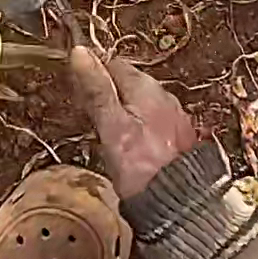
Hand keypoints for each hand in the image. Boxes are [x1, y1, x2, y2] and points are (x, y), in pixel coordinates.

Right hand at [68, 44, 198, 196]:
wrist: (182, 205)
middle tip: (85, 105)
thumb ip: (97, 89)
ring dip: (122, 107)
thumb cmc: (143, 168)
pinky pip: (152, 118)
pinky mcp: (179, 135)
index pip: (113, 63)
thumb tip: (80, 53)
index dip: (92, 70)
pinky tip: (130, 140)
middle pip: (127, 81)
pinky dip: (137, 123)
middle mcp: (163, 95)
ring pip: (140, 100)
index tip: (75, 82)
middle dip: (107, 89)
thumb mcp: (111, 127)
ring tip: (104, 125)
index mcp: (145, 87)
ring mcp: (173, 115)